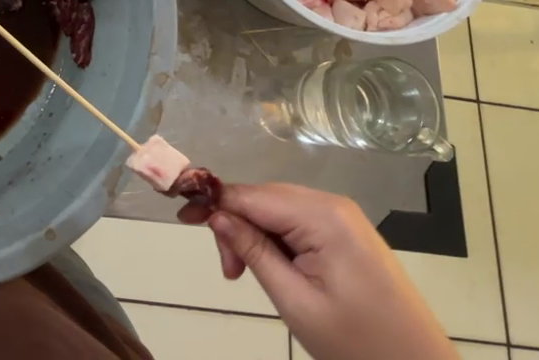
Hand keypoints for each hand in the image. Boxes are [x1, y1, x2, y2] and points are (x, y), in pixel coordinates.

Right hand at [178, 183, 455, 359]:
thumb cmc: (357, 344)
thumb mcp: (295, 301)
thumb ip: (253, 251)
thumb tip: (214, 215)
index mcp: (321, 215)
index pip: (251, 195)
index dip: (213, 202)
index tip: (181, 218)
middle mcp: (331, 204)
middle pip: (262, 198)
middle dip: (235, 226)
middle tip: (229, 272)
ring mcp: (342, 217)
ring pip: (276, 209)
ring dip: (253, 234)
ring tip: (245, 275)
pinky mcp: (347, 233)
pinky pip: (297, 222)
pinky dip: (275, 239)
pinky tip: (272, 267)